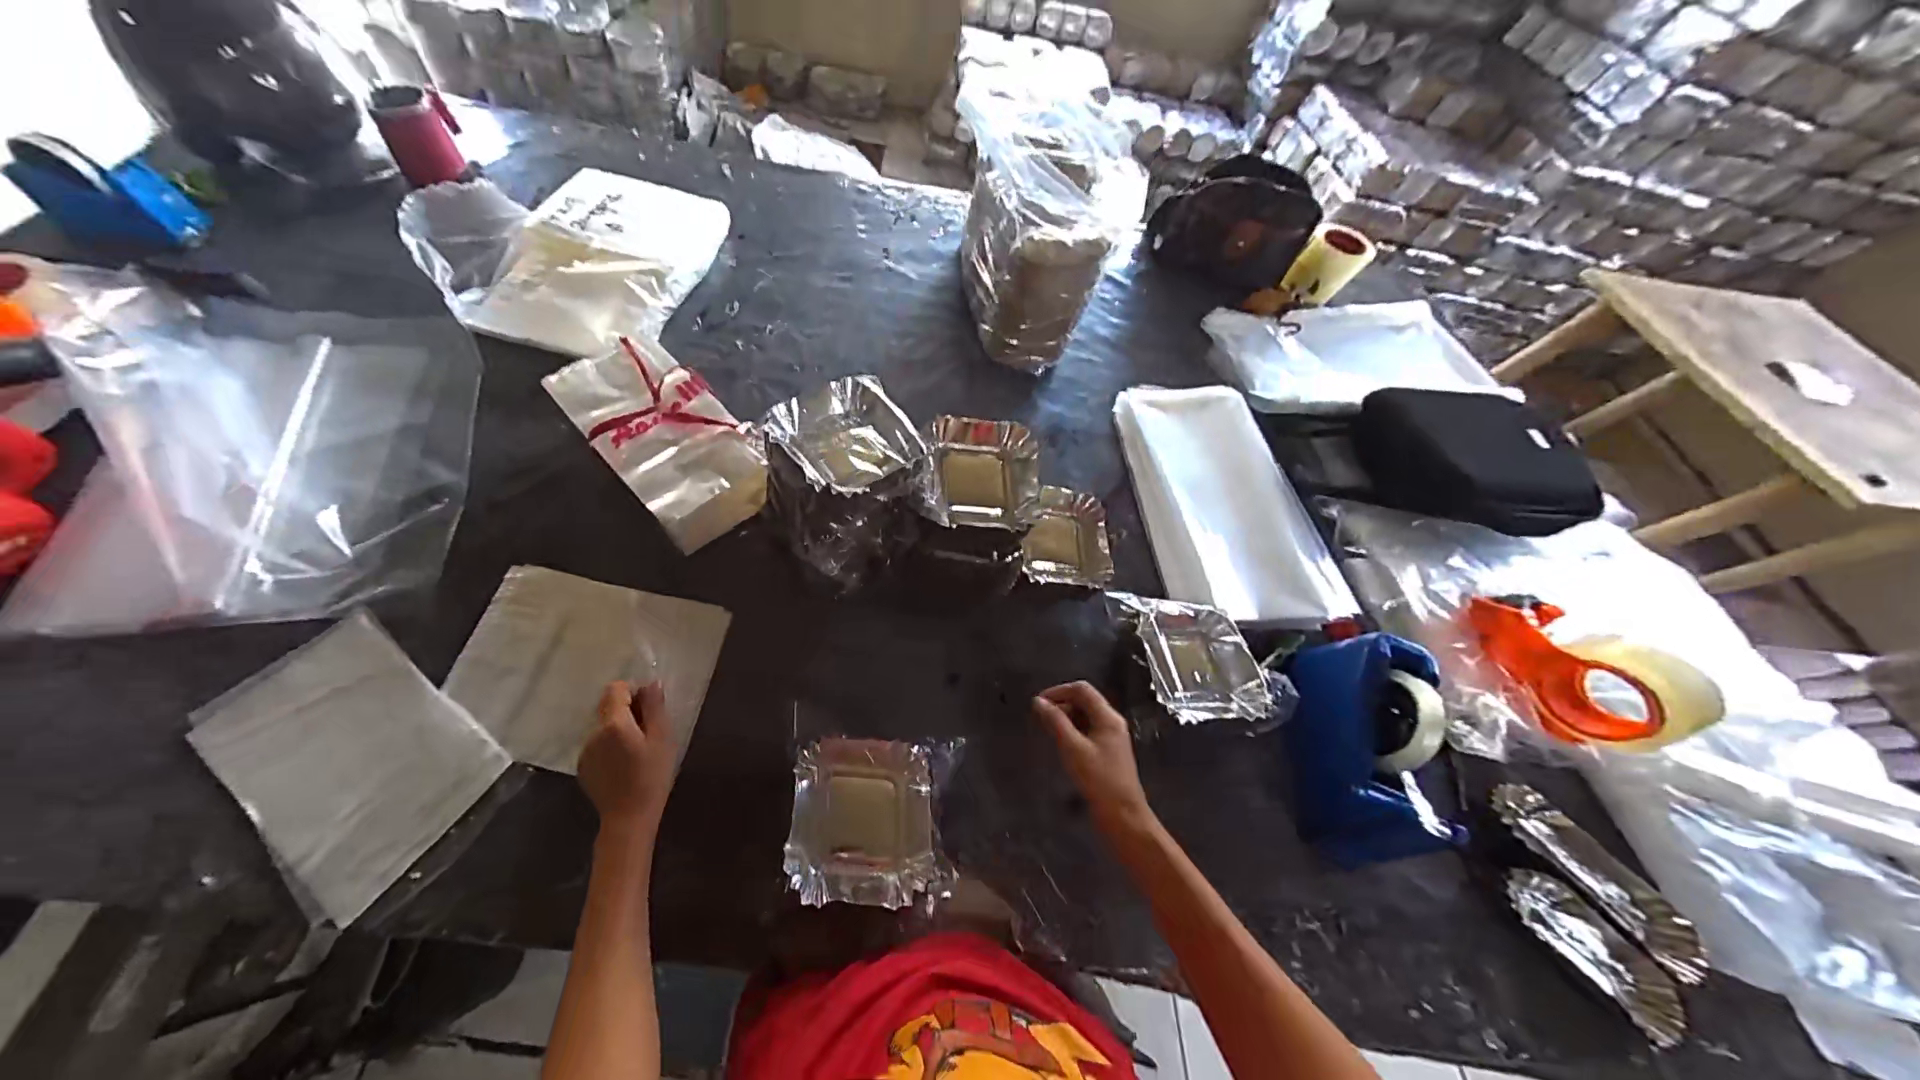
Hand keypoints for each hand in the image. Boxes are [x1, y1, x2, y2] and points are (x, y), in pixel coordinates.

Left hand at [578, 681, 677, 837]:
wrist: (628, 817)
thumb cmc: (652, 776)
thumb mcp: (662, 739)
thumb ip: (655, 707)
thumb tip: (651, 683)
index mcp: (614, 724)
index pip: (615, 689)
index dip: (633, 691)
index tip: (649, 708)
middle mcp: (593, 733)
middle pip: (608, 706)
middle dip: (628, 710)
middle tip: (648, 730)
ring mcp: (585, 750)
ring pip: (603, 725)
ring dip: (619, 727)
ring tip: (637, 750)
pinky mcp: (582, 765)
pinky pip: (597, 743)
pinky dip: (610, 744)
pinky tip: (624, 763)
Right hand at [1032, 681, 1155, 837]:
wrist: (1123, 815)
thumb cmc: (1099, 780)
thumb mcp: (1072, 748)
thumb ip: (1055, 722)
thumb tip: (1039, 702)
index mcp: (1108, 717)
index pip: (1081, 689)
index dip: (1058, 691)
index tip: (1038, 703)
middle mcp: (1112, 723)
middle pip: (1084, 701)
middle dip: (1061, 704)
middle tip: (1040, 717)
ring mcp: (1111, 738)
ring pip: (1085, 717)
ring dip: (1065, 718)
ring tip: (1048, 730)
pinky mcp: (1108, 752)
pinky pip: (1088, 731)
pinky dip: (1072, 731)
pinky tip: (1062, 745)